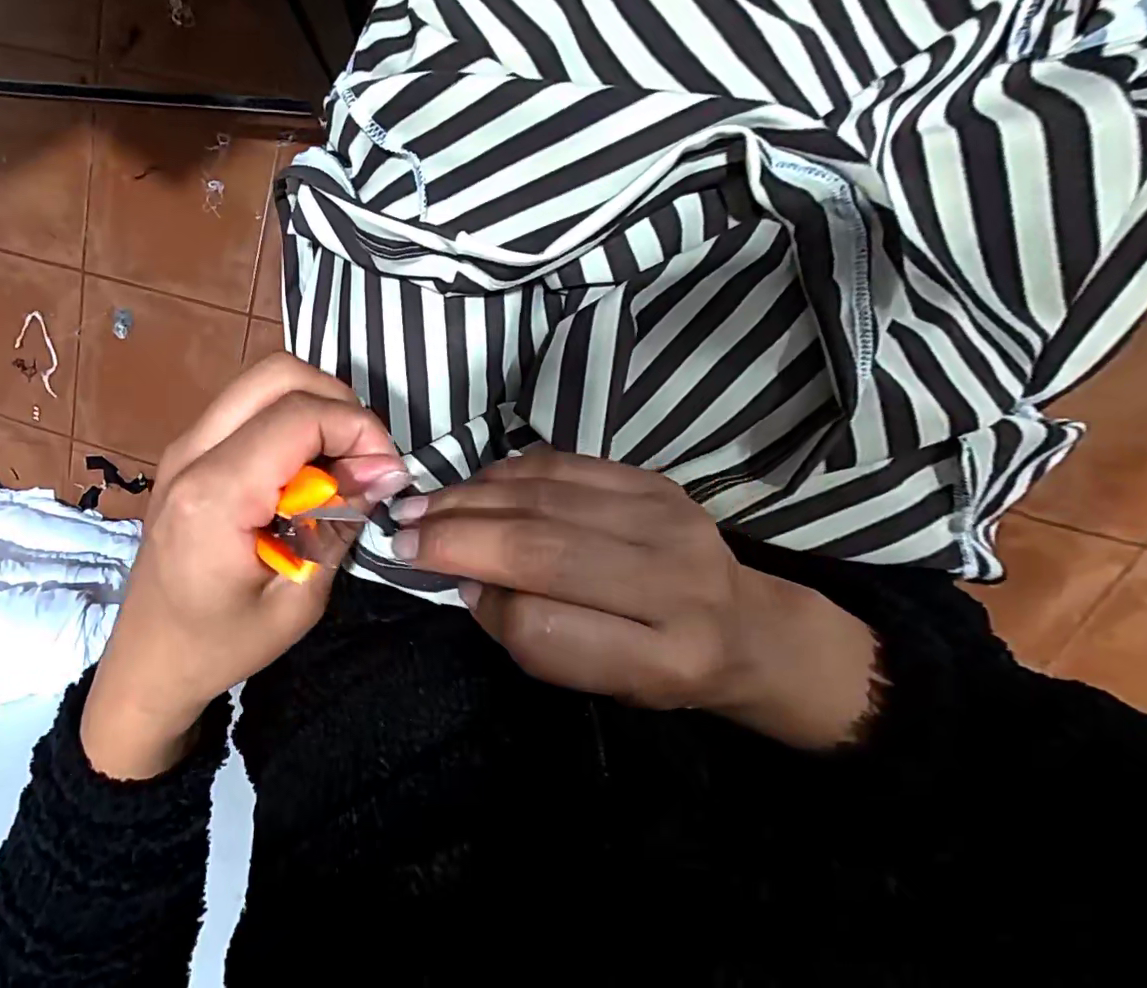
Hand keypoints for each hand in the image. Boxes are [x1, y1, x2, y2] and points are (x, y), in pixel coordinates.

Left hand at [81, 354, 408, 777]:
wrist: (148, 661)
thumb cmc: (220, 644)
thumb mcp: (297, 599)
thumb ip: (339, 522)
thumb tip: (383, 470)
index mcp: (214, 494)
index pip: (300, 415)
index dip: (359, 429)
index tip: (388, 471)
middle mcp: (191, 453)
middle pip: (278, 374)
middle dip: (338, 402)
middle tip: (365, 457)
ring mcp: (183, 446)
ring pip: (262, 382)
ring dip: (315, 407)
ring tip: (342, 462)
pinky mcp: (188, 452)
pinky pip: (248, 406)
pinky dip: (291, 419)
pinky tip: (307, 469)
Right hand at [390, 450, 879, 749]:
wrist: (745, 621)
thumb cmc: (663, 664)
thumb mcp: (604, 681)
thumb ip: (536, 637)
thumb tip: (468, 580)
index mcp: (662, 657)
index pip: (548, 629)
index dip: (487, 606)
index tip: (449, 588)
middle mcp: (670, 582)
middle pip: (542, 549)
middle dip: (458, 537)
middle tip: (401, 532)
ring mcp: (665, 519)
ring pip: (544, 497)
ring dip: (470, 498)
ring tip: (423, 505)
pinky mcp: (653, 480)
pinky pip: (562, 466)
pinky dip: (506, 473)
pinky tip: (474, 485)